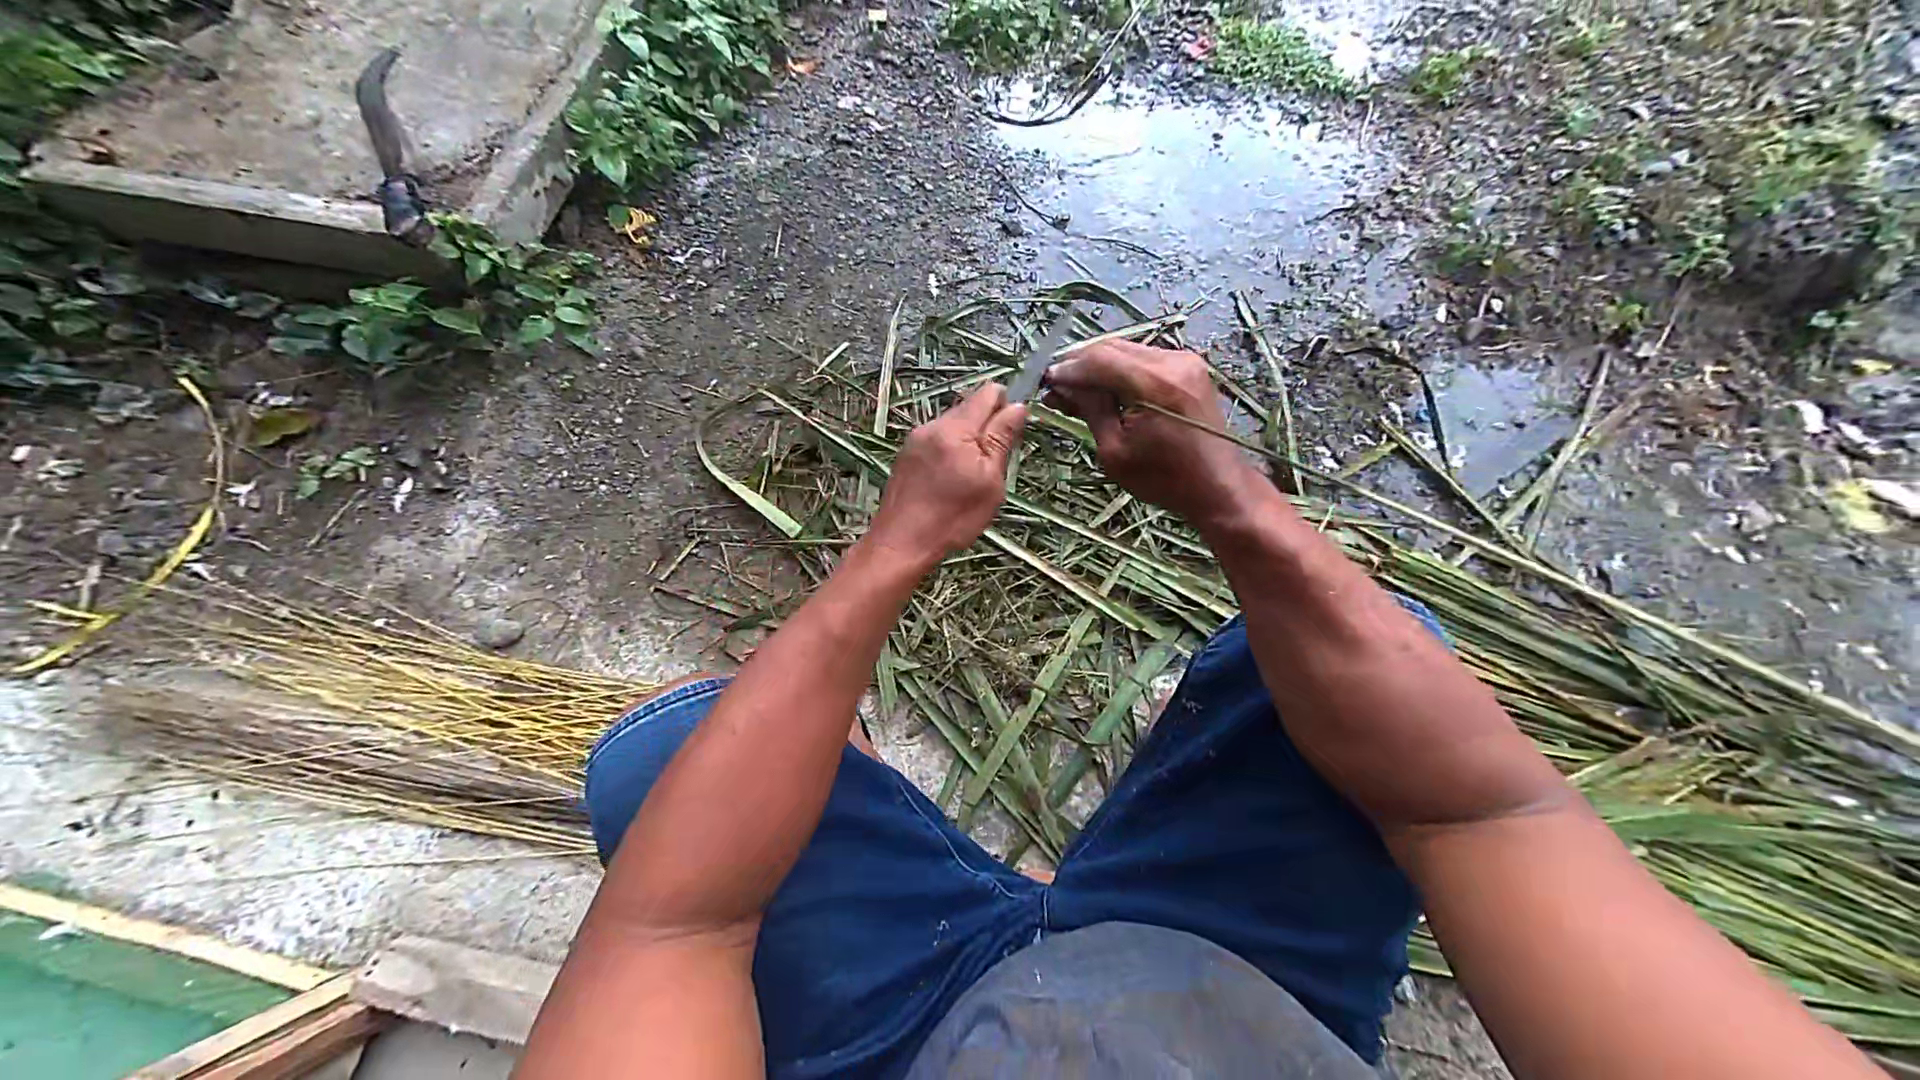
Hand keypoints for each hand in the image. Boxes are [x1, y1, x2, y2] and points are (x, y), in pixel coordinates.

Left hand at [867, 382, 1027, 567]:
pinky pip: (937, 441)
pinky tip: (949, 482)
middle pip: (970, 408)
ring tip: (969, 479)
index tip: (1010, 435)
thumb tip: (1018, 407)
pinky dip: (950, 453)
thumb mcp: (989, 481)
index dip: (1006, 406)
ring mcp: (915, 440)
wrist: (901, 542)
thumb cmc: (953, 517)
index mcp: (955, 428)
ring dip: (969, 442)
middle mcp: (932, 426)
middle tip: (991, 466)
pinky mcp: (906, 455)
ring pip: (953, 427)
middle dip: (987, 428)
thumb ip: (1001, 440)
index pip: (988, 393)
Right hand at [1045, 339, 1266, 528]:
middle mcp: (1173, 362)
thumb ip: (1090, 409)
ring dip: (1099, 367)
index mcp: (1154, 383)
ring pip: (1128, 351)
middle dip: (1081, 365)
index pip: (1098, 359)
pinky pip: (1145, 360)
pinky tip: (1106, 391)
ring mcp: (1186, 361)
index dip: (1068, 369)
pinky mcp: (1190, 368)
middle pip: (1112, 347)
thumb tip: (1062, 387)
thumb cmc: (1164, 479)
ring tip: (1078, 392)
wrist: (1218, 486)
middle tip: (1057, 387)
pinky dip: (1121, 371)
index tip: (1045, 383)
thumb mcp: (1115, 450)